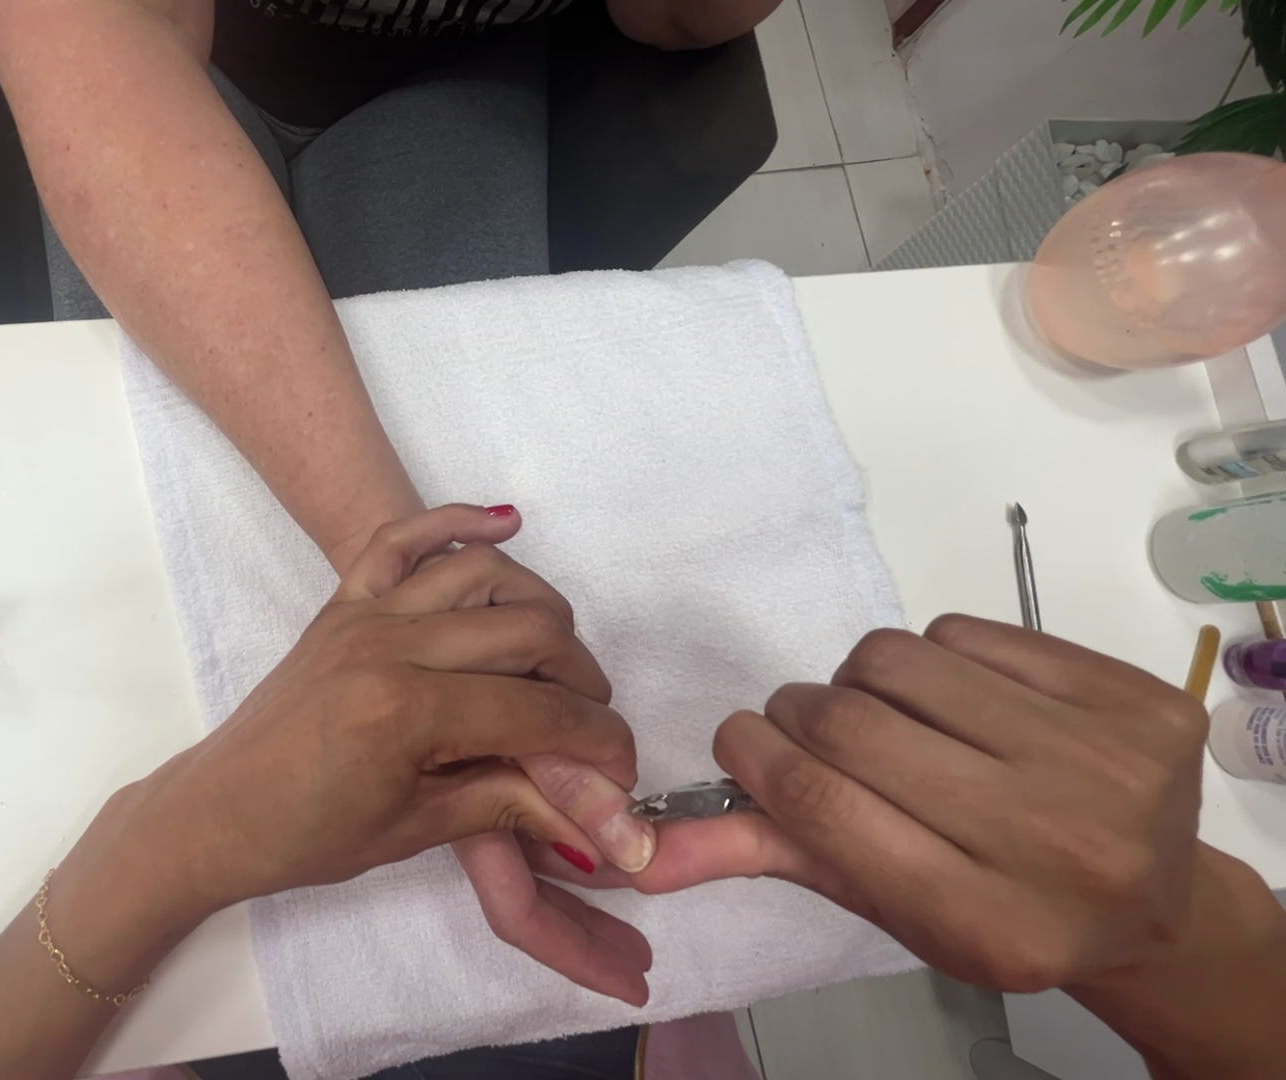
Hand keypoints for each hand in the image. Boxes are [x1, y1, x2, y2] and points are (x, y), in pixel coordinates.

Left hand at [103, 505, 641, 941]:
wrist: (218, 810)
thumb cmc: (306, 835)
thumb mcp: (414, 831)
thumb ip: (510, 803)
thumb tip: (603, 819)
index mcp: (405, 713)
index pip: (536, 711)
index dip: (596, 741)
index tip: (621, 767)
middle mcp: (388, 644)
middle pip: (525, 630)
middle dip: (579, 677)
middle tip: (587, 721)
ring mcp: (363, 611)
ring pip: (480, 573)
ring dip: (536, 605)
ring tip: (557, 653)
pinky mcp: (343, 599)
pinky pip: (401, 538)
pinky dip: (454, 520)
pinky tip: (504, 525)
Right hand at [575, 616, 1285, 1011]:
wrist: (1150, 904)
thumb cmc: (981, 907)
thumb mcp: (866, 896)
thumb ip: (755, 856)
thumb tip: (638, 854)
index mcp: (982, 918)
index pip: (815, 799)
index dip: (753, 751)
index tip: (743, 739)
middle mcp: (1058, 844)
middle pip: (845, 722)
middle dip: (800, 713)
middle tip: (816, 731)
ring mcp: (1111, 765)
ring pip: (890, 659)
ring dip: (861, 682)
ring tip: (893, 719)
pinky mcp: (1139, 699)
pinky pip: (956, 629)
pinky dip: (930, 657)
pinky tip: (961, 703)